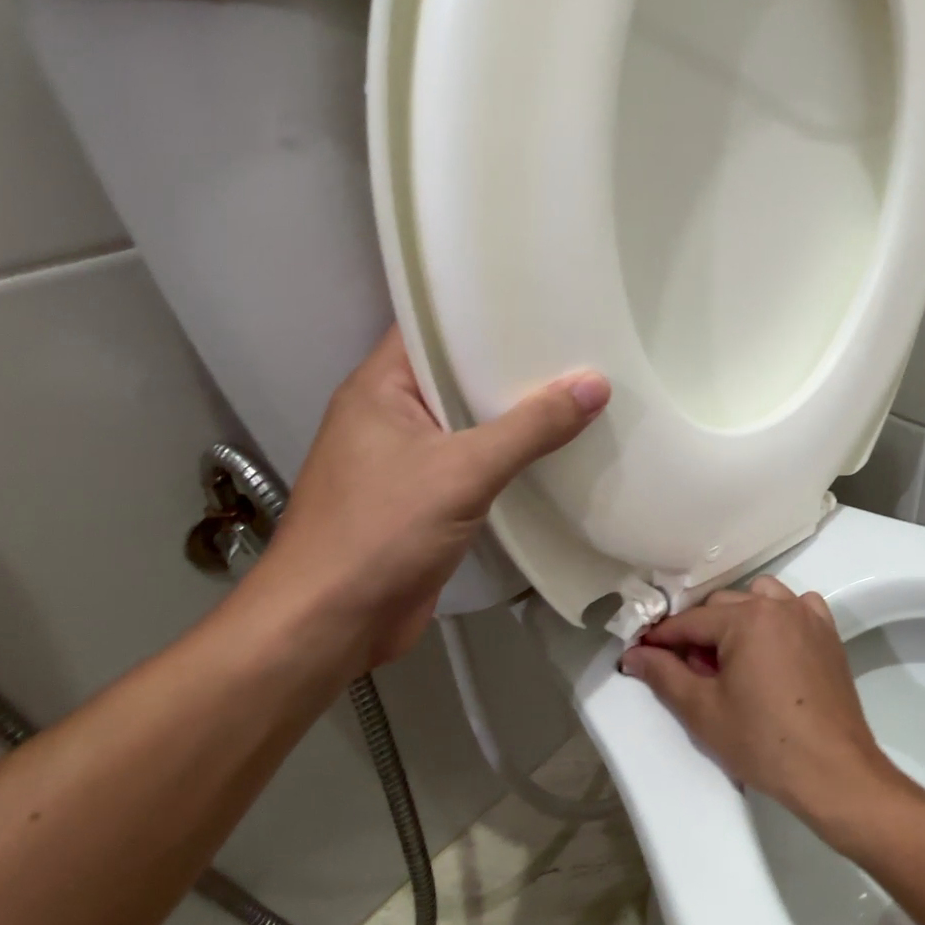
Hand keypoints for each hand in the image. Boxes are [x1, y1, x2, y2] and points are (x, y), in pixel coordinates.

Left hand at [246, 328, 609, 671]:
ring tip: (579, 390)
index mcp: (380, 388)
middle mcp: (389, 416)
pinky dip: (508, 457)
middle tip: (577, 344)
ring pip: (469, 423)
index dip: (482, 310)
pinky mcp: (422, 501)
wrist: (329, 625)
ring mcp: (404, 461)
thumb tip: (596, 384)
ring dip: (514, 415)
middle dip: (512, 365)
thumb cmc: (380, 531)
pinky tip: (556, 452)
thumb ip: (531, 428)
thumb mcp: (462, 470)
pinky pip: (473, 464)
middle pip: (457, 374)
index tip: (541, 299)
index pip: (432, 327)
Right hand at [620, 577, 893, 815]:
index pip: (691, 620)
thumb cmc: (763, 742)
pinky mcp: (829, 634)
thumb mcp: (703, 711)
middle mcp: (780, 606)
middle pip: (724, 605)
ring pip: (760, 598)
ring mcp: (809, 617)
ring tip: (731, 659)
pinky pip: (796, 608)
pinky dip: (778, 619)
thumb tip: (634, 654)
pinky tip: (771, 650)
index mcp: (747, 619)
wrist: (832, 771)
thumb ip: (664, 675)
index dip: (662, 638)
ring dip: (739, 619)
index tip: (642, 653)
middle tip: (690, 671)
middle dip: (700, 632)